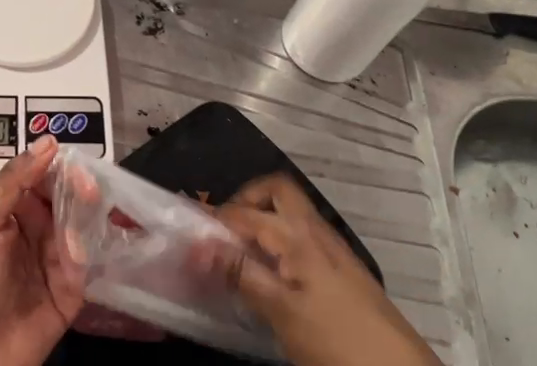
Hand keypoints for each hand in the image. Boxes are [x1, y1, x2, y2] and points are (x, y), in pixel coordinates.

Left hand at [0, 136, 85, 365]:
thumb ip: (12, 184)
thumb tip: (45, 144)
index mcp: (9, 213)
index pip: (39, 179)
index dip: (55, 167)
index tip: (71, 158)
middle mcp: (33, 233)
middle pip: (64, 202)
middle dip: (77, 190)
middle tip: (89, 186)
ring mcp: (52, 264)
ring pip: (78, 230)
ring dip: (84, 219)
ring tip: (89, 212)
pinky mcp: (68, 295)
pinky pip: (84, 268)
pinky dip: (85, 255)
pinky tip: (80, 249)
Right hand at [216, 174, 439, 365]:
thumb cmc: (337, 343)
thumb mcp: (281, 312)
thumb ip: (241, 274)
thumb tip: (198, 244)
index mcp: (298, 235)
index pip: (246, 211)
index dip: (215, 220)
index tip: (191, 239)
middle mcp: (317, 232)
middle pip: (276, 192)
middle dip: (246, 201)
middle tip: (223, 233)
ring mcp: (335, 252)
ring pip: (292, 215)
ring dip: (263, 222)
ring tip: (240, 256)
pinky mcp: (345, 274)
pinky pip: (304, 239)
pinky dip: (281, 244)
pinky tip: (273, 277)